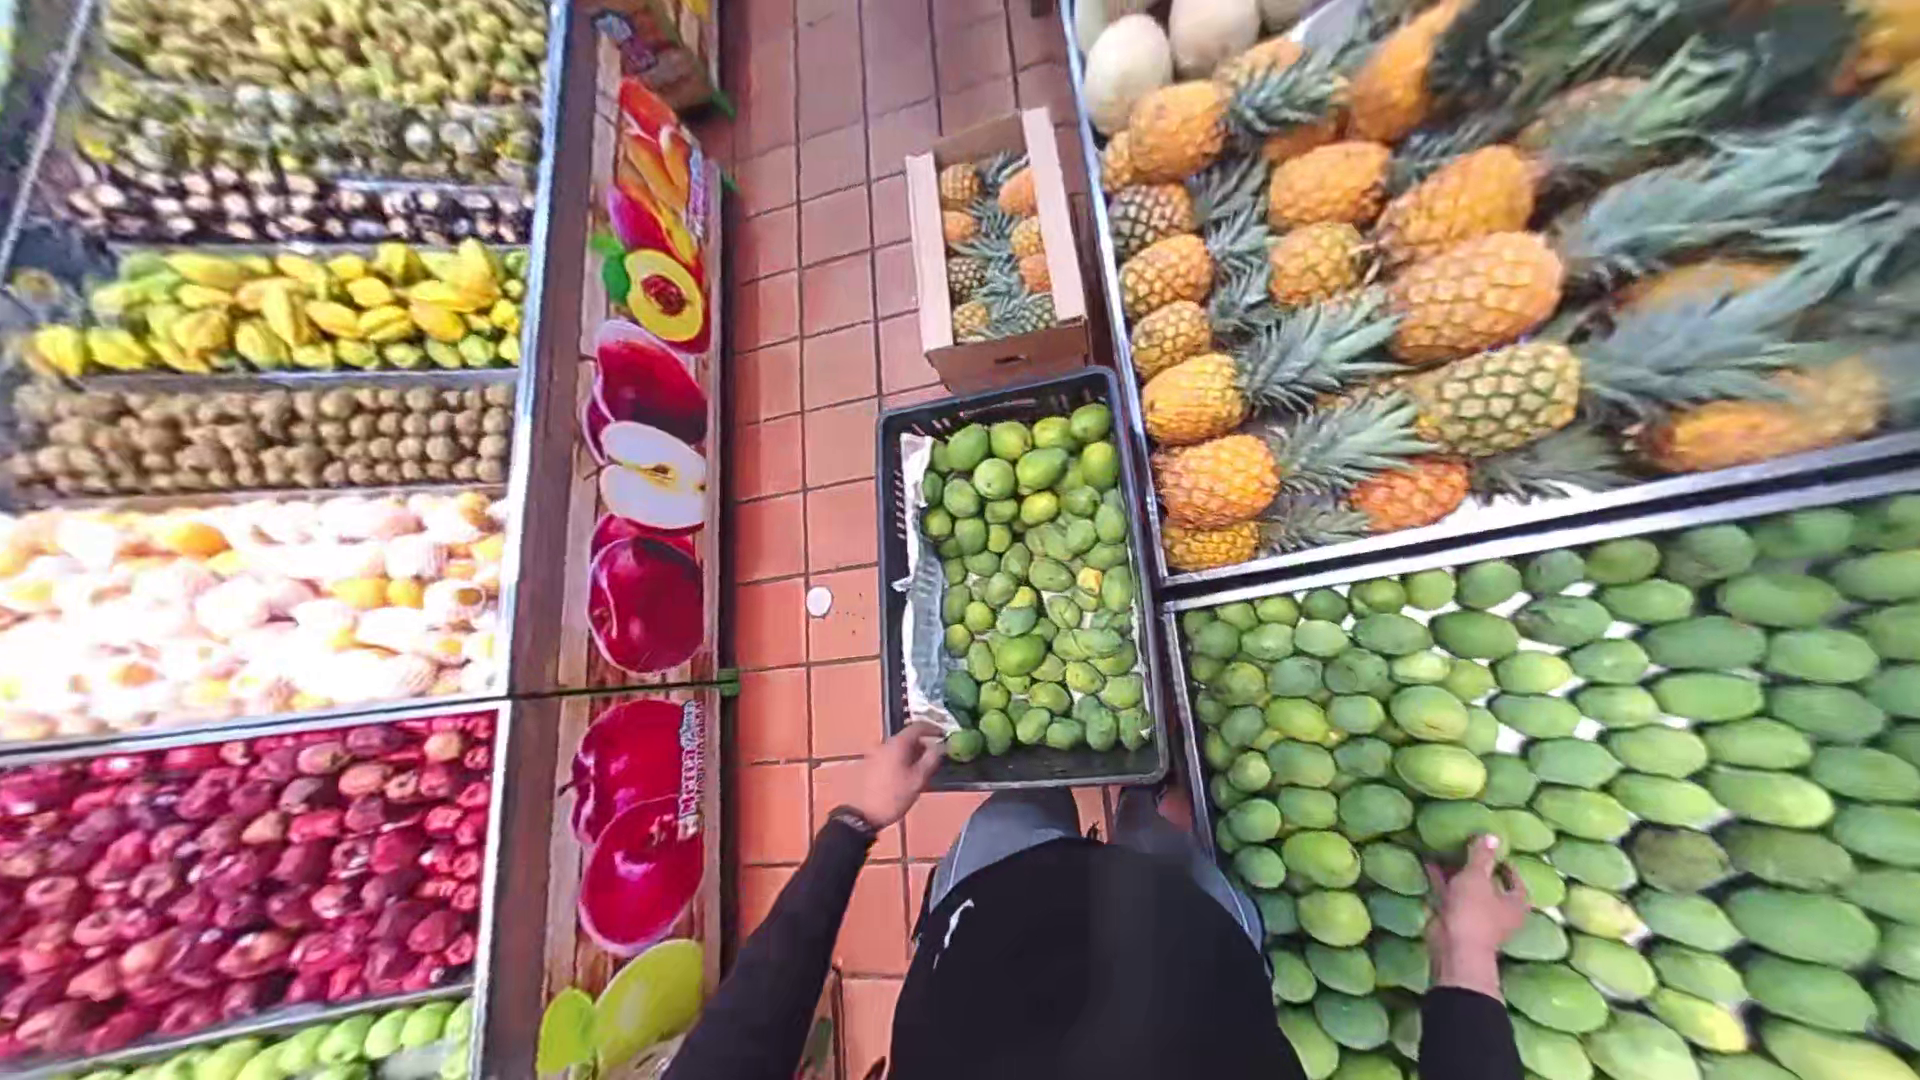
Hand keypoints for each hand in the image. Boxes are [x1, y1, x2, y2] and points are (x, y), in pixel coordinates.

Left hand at [846, 723, 945, 828]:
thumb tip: (941, 746)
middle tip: (935, 757)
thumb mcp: (918, 779)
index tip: (944, 735)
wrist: (865, 814)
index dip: (933, 729)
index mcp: (897, 743)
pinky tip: (908, 774)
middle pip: (908, 737)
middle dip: (924, 744)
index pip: (918, 726)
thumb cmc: (895, 795)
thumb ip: (931, 759)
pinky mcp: (873, 763)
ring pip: (900, 747)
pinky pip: (892, 754)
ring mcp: (877, 753)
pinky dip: (903, 758)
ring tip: (923, 768)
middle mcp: (886, 743)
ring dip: (914, 753)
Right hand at [1424, 833, 1528, 1000]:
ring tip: (1443, 849)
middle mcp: (1498, 910)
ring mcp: (1476, 914)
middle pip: (1490, 884)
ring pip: (1467, 888)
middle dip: (1477, 866)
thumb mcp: (1477, 878)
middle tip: (1464, 845)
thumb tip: (1492, 835)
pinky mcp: (1455, 915)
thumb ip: (1481, 856)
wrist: (1453, 943)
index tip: (1493, 851)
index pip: (1516, 883)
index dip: (1507, 866)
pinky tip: (1428, 861)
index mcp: (1513, 905)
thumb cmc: (1474, 911)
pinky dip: (1441, 878)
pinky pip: (1449, 892)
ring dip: (1456, 871)